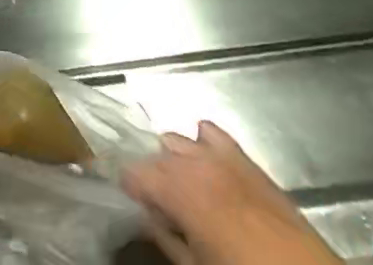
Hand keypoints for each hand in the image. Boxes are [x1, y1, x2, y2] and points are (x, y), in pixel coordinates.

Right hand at [122, 122, 340, 264]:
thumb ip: (165, 238)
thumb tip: (148, 218)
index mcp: (179, 190)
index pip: (133, 172)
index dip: (127, 189)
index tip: (130, 206)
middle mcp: (195, 161)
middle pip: (155, 155)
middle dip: (151, 177)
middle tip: (158, 210)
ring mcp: (222, 155)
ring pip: (178, 140)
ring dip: (173, 161)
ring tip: (182, 192)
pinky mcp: (245, 158)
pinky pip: (211, 133)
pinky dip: (201, 144)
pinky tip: (207, 167)